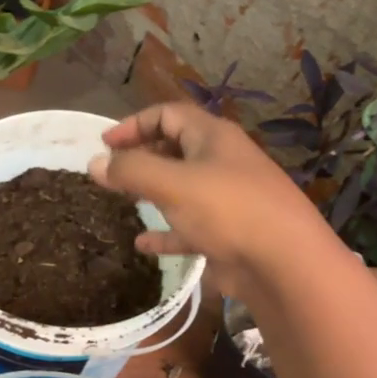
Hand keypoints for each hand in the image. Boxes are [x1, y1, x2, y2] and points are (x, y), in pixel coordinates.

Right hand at [87, 101, 336, 296]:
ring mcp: (224, 200)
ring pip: (180, 188)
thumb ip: (131, 171)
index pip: (168, 115)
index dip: (133, 124)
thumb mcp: (173, 184)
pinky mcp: (224, 234)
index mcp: (212, 138)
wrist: (282, 262)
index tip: (103, 144)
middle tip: (110, 173)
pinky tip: (142, 244)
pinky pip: (186, 227)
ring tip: (123, 202)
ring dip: (150, 193)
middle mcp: (220, 163)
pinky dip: (164, 232)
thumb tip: (94, 163)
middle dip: (141, 157)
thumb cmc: (228, 211)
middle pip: (174, 149)